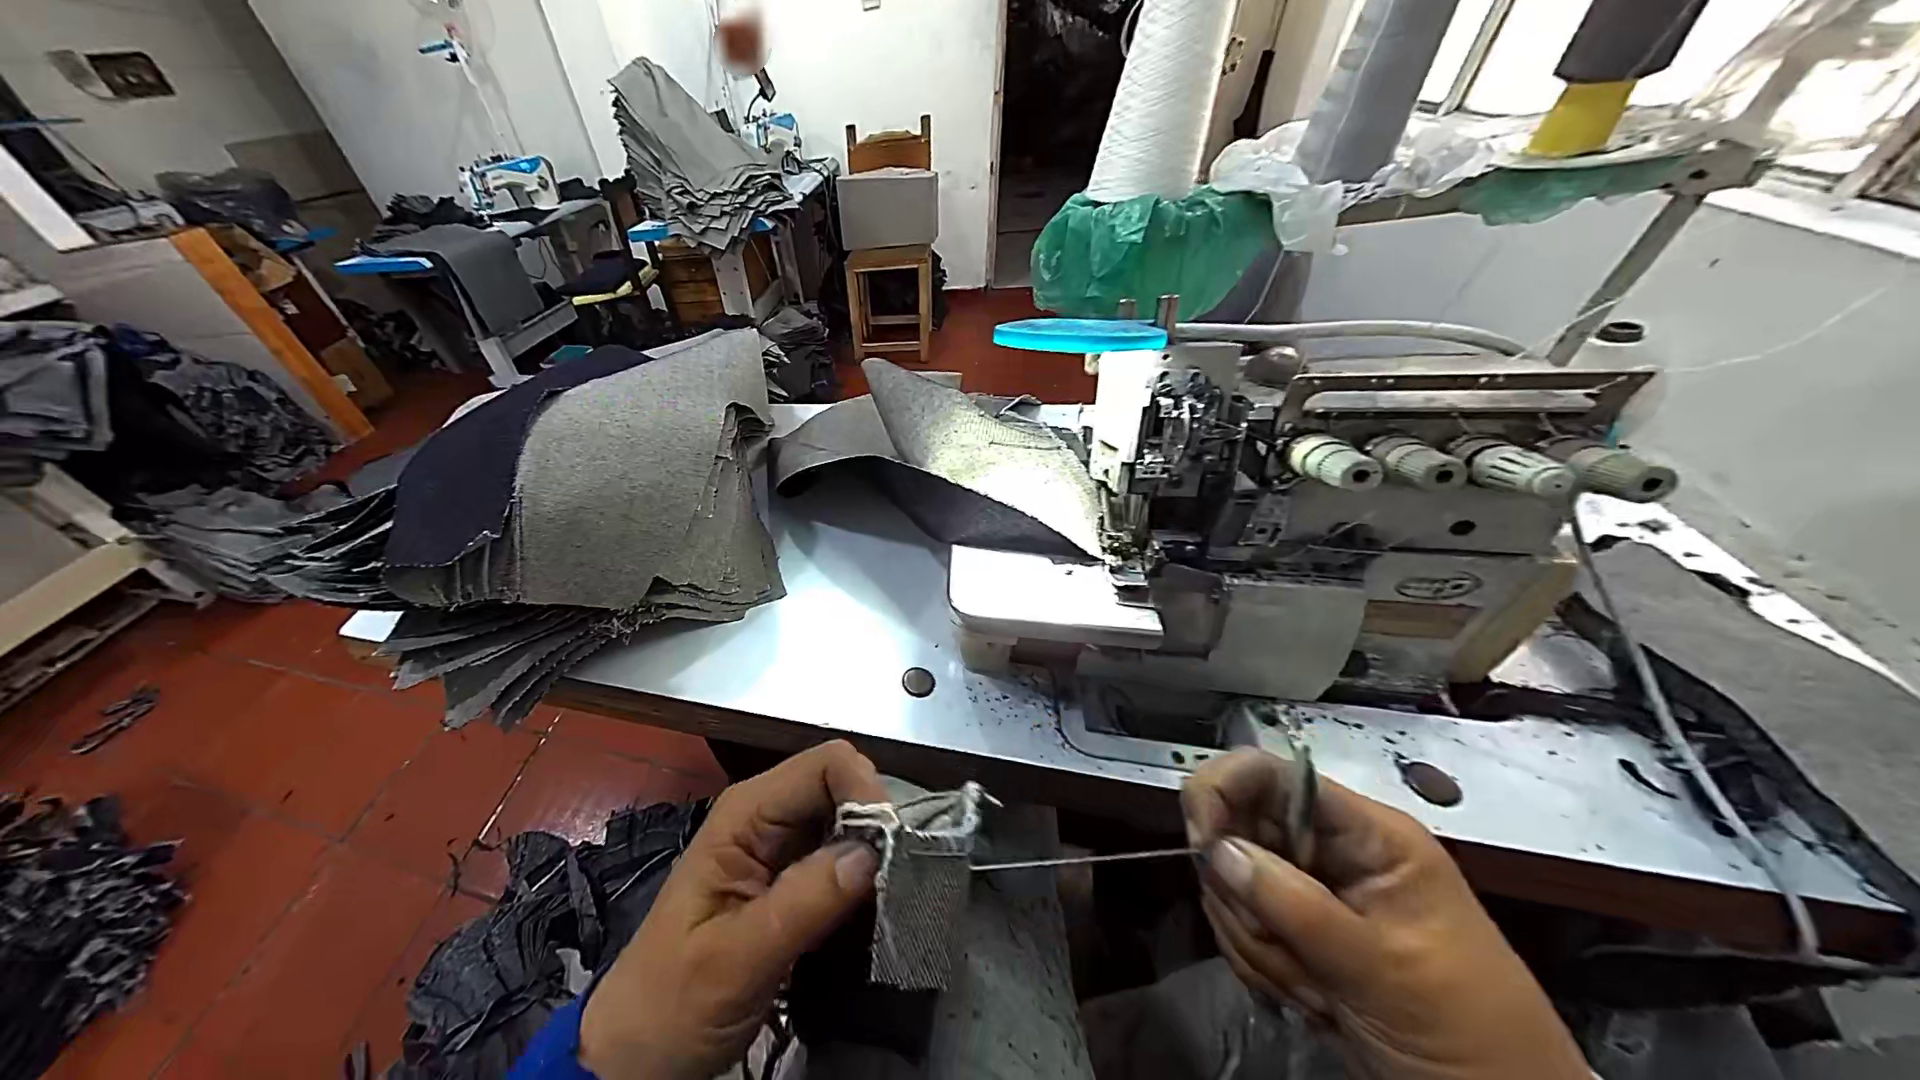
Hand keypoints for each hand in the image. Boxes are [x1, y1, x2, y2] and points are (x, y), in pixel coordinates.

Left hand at [580, 740, 885, 1079]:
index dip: (865, 793)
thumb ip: (803, 903)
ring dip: (874, 854)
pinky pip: (845, 855)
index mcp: (747, 813)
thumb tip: (871, 851)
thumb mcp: (734, 960)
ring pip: (850, 820)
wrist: (637, 1054)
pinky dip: (865, 877)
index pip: (827, 765)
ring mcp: (782, 844)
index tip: (889, 849)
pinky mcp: (794, 875)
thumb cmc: (670, 1004)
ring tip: (884, 901)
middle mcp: (768, 814)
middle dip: (875, 825)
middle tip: (891, 882)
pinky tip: (867, 911)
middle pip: (844, 786)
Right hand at [1183, 748, 1588, 1079]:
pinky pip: (1237, 923)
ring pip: (1229, 882)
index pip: (1270, 774)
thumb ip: (1295, 904)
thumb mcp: (1384, 969)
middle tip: (1288, 953)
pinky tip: (1306, 998)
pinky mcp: (1292, 929)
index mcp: (1364, 833)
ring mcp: (1308, 890)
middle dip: (1246, 897)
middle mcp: (1328, 849)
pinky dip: (1255, 963)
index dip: (1223, 792)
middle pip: (1237, 829)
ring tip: (1315, 991)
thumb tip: (1216, 849)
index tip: (1203, 846)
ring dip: (1255, 942)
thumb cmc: (1468, 1033)